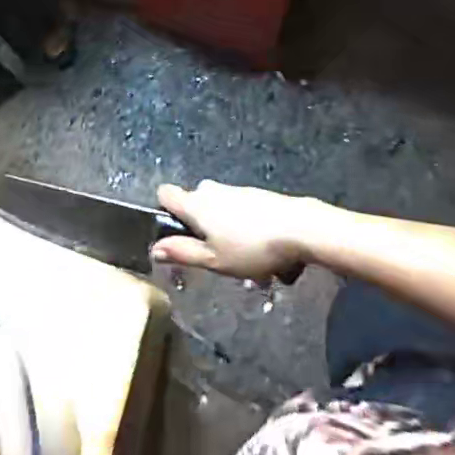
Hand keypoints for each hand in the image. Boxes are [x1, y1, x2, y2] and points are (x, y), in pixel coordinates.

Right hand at [152, 180, 320, 280]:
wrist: (300, 228)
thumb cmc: (250, 247)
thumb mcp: (213, 260)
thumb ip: (182, 253)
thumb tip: (154, 248)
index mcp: (196, 204)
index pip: (166, 193)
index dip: (164, 210)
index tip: (173, 231)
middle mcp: (213, 190)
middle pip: (196, 204)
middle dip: (201, 228)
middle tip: (214, 255)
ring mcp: (237, 191)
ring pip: (221, 211)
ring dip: (227, 234)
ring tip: (246, 263)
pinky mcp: (258, 195)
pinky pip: (242, 213)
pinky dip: (247, 231)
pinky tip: (265, 254)